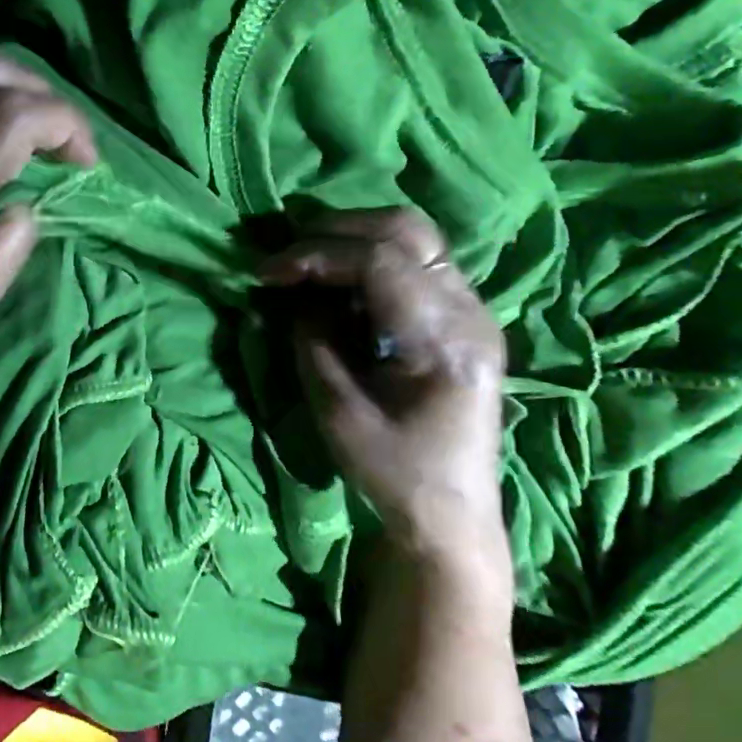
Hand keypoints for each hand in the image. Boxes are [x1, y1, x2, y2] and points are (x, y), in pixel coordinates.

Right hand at [260, 209, 508, 561]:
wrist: (452, 512)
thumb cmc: (394, 472)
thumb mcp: (337, 411)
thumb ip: (312, 341)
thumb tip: (295, 294)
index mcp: (445, 340)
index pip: (379, 260)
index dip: (315, 254)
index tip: (267, 272)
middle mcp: (470, 311)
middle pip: (406, 229)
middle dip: (335, 230)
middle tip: (285, 254)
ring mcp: (474, 310)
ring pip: (414, 236)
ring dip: (352, 238)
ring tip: (306, 260)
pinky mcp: (464, 317)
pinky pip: (416, 260)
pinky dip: (369, 257)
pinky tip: (339, 282)